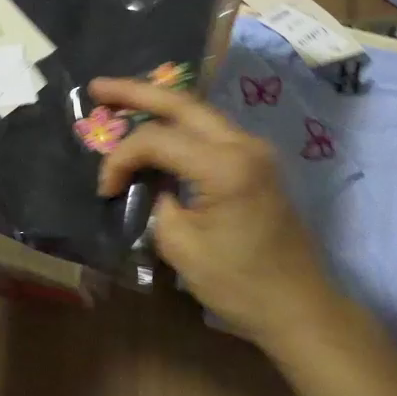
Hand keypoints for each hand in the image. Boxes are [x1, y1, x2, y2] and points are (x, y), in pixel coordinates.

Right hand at [91, 77, 352, 349]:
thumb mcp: (180, 246)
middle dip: (136, 91)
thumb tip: (147, 183)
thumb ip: (155, 201)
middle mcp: (243, 144)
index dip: (121, 158)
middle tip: (97, 87)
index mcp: (225, 165)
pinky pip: (210, 131)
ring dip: (158, 104)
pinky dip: (178, 125)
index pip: (157, 139)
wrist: (299, 309)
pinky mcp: (256, 163)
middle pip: (181, 103)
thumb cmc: (239, 284)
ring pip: (198, 112)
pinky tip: (155, 126)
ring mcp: (255, 150)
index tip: (104, 189)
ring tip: (119, 99)